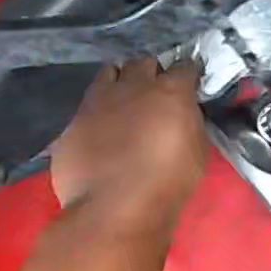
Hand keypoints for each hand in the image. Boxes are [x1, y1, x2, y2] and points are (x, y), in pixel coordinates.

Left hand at [49, 59, 207, 236]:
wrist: (116, 208)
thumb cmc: (169, 181)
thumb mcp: (197, 147)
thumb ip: (189, 120)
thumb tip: (182, 113)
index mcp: (171, 91)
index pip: (185, 66)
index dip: (189, 74)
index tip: (190, 83)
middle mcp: (135, 86)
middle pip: (144, 62)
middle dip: (152, 72)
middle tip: (156, 92)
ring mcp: (99, 101)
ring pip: (110, 72)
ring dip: (121, 80)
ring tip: (125, 98)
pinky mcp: (73, 121)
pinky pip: (87, 104)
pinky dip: (98, 109)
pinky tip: (101, 127)